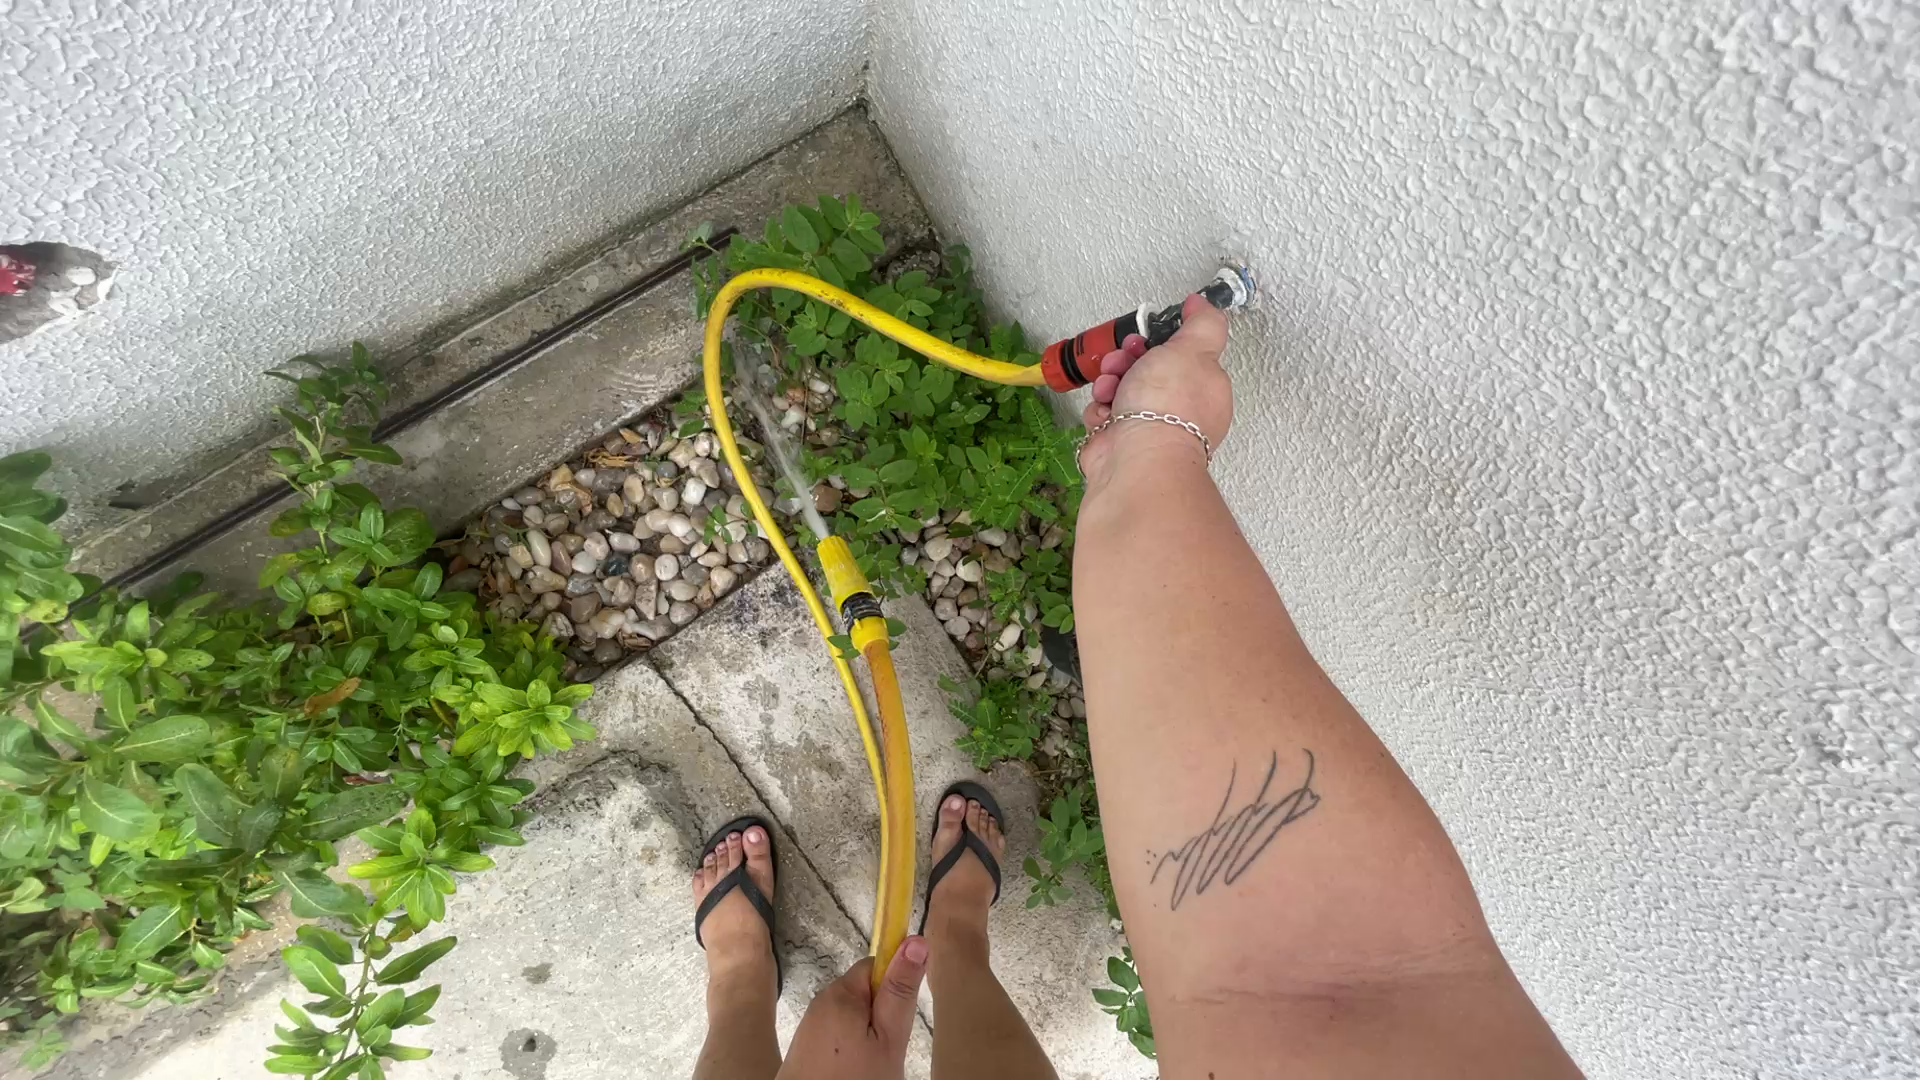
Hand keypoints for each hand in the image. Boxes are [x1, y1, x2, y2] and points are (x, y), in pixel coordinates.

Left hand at [775, 936, 927, 1079]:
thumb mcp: (889, 1040)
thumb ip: (900, 990)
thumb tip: (916, 939)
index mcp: (840, 992)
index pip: (875, 965)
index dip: (893, 985)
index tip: (899, 1018)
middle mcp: (821, 1002)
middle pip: (863, 993)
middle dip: (880, 1016)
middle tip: (888, 1050)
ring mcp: (809, 1028)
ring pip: (851, 1018)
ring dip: (866, 1036)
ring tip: (872, 1067)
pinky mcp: (803, 1051)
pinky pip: (835, 1038)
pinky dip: (848, 1052)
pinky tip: (854, 1075)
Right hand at [1079, 294, 1232, 479]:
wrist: (1136, 456)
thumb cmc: (1168, 408)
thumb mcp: (1193, 348)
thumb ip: (1202, 323)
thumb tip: (1201, 305)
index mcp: (1203, 389)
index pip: (1180, 356)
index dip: (1160, 343)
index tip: (1147, 339)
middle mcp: (1177, 412)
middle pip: (1147, 372)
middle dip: (1128, 360)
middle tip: (1123, 361)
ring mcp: (1147, 429)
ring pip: (1122, 392)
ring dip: (1109, 381)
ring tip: (1109, 387)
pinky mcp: (1119, 443)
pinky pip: (1104, 416)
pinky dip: (1099, 411)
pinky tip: (1104, 413)